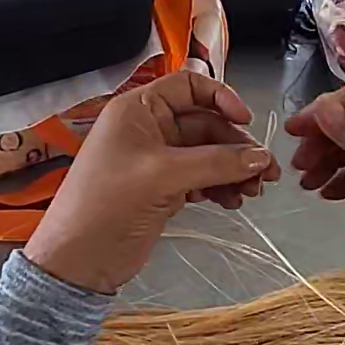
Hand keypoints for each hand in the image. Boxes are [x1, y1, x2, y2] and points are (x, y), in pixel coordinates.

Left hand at [24, 71, 280, 293]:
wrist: (79, 258)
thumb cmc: (109, 203)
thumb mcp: (161, 175)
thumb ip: (214, 162)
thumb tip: (260, 157)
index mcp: (138, 109)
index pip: (188, 86)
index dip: (220, 97)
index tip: (247, 120)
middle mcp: (148, 128)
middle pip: (205, 123)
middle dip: (236, 146)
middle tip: (266, 174)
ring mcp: (156, 159)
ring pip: (207, 153)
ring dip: (233, 169)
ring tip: (252, 194)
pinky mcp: (163, 187)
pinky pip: (201, 177)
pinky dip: (219, 186)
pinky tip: (231, 202)